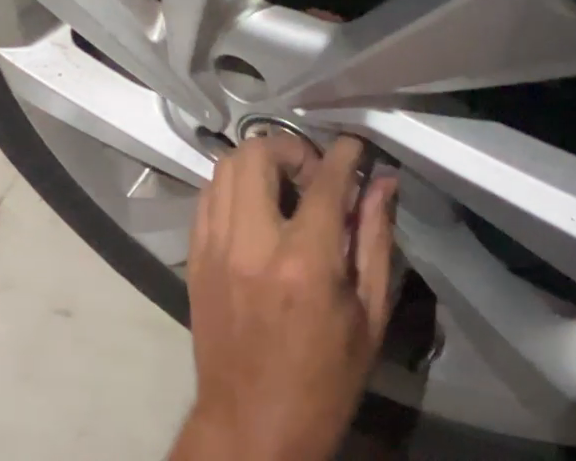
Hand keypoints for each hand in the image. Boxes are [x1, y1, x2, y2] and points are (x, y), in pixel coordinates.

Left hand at [173, 133, 400, 460]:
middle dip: (291, 149)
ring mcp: (214, 248)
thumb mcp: (368, 316)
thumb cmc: (324, 380)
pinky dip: (232, 187)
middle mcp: (251, 244)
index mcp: (304, 263)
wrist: (251, 426)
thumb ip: (375, 240)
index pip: (324, 180)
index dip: (345, 153)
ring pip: (225, 168)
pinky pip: (207, 196)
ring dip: (259, 163)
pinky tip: (254, 208)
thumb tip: (381, 183)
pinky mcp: (194, 258)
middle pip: (258, 155)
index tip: (355, 148)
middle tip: (313, 171)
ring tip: (284, 186)